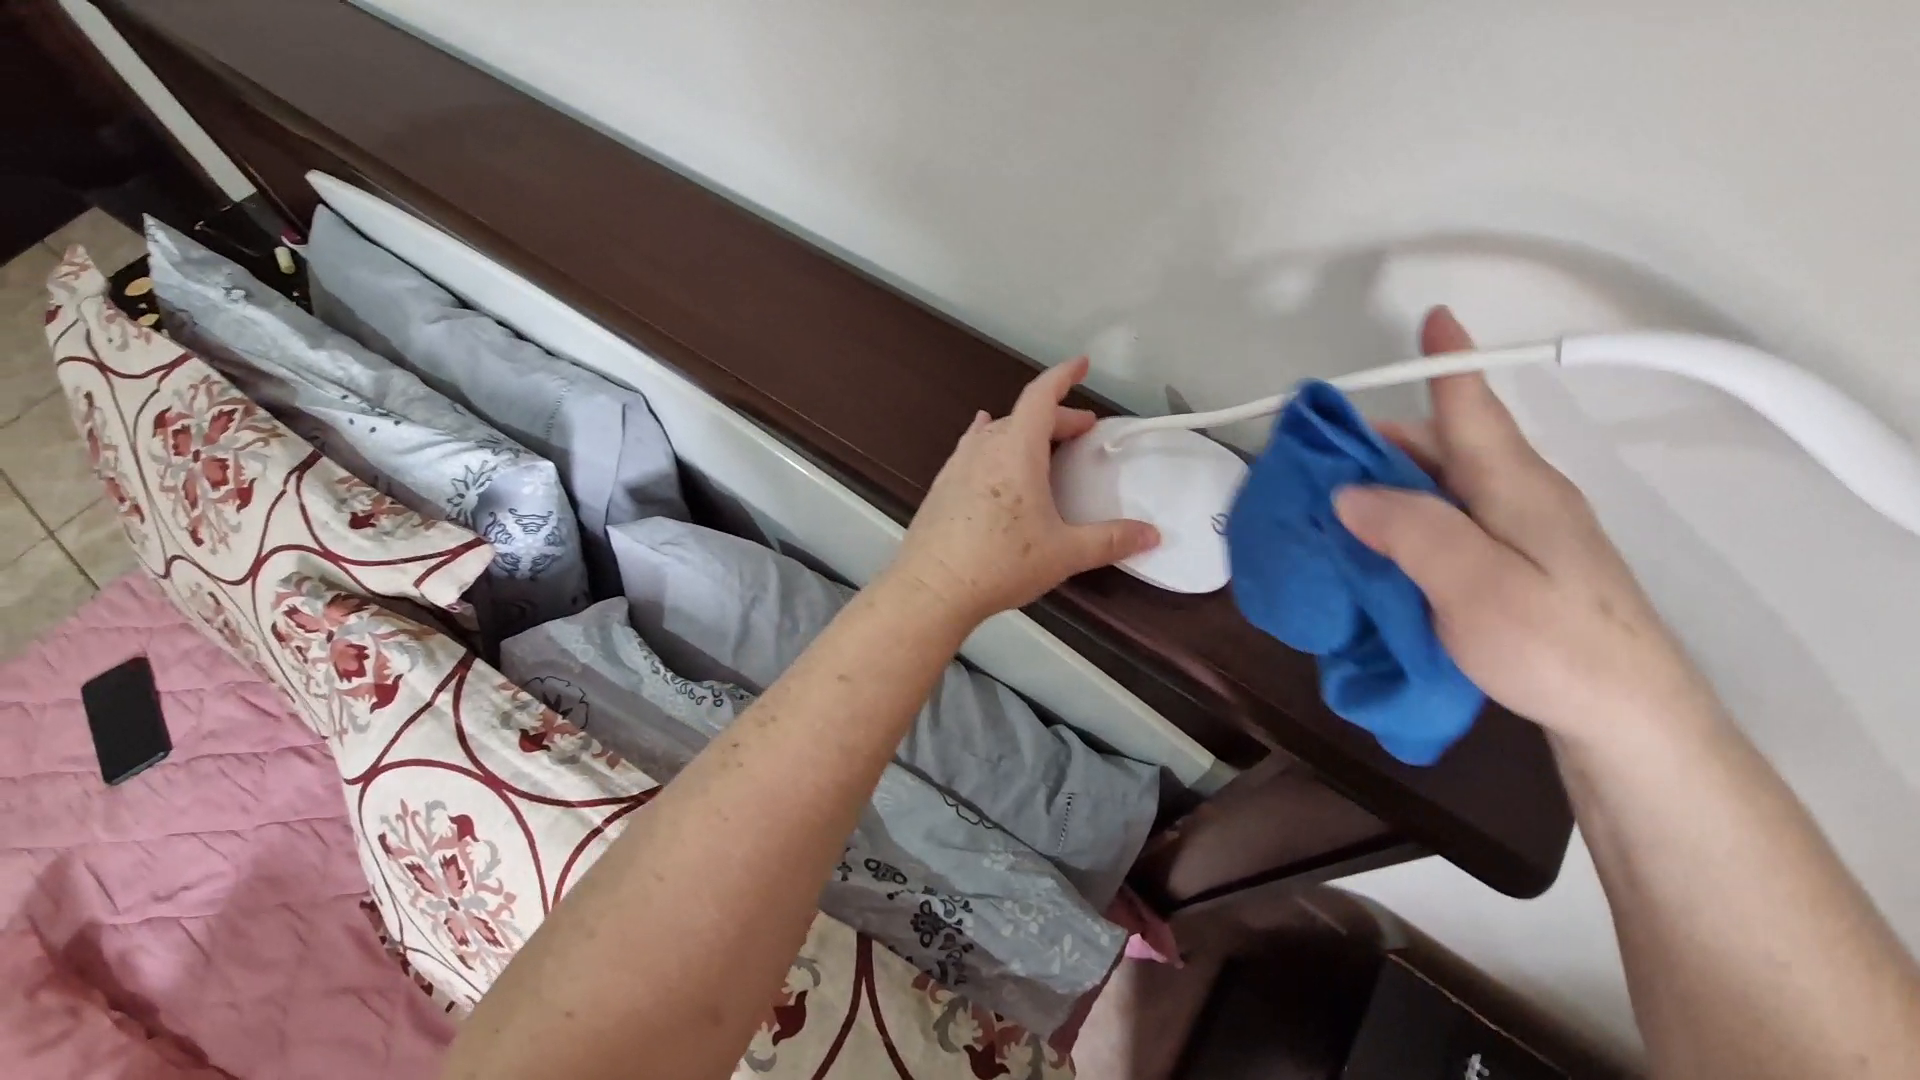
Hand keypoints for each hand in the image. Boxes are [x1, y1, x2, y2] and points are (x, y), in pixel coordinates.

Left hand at [886, 356, 1159, 627]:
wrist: (932, 588)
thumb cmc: (999, 564)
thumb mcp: (1064, 553)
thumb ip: (1110, 541)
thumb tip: (1150, 535)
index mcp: (1017, 451)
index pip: (1041, 397)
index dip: (1063, 376)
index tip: (1081, 364)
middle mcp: (985, 448)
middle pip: (1024, 416)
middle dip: (1056, 417)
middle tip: (1081, 431)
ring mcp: (958, 465)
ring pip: (996, 432)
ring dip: (1024, 432)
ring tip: (1042, 442)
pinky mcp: (942, 486)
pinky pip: (972, 450)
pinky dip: (991, 442)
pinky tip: (986, 448)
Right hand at [1334, 307, 1720, 747]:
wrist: (1627, 718)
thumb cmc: (1555, 646)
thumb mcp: (1475, 587)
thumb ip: (1411, 531)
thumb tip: (1349, 493)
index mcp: (1514, 485)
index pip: (1474, 409)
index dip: (1451, 361)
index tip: (1434, 316)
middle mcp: (1520, 496)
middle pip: (1444, 448)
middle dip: (1379, 444)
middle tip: (1314, 467)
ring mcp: (1521, 533)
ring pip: (1442, 488)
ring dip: (1386, 489)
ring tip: (1329, 512)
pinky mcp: (1515, 568)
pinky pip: (1448, 525)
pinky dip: (1404, 524)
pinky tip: (1373, 553)